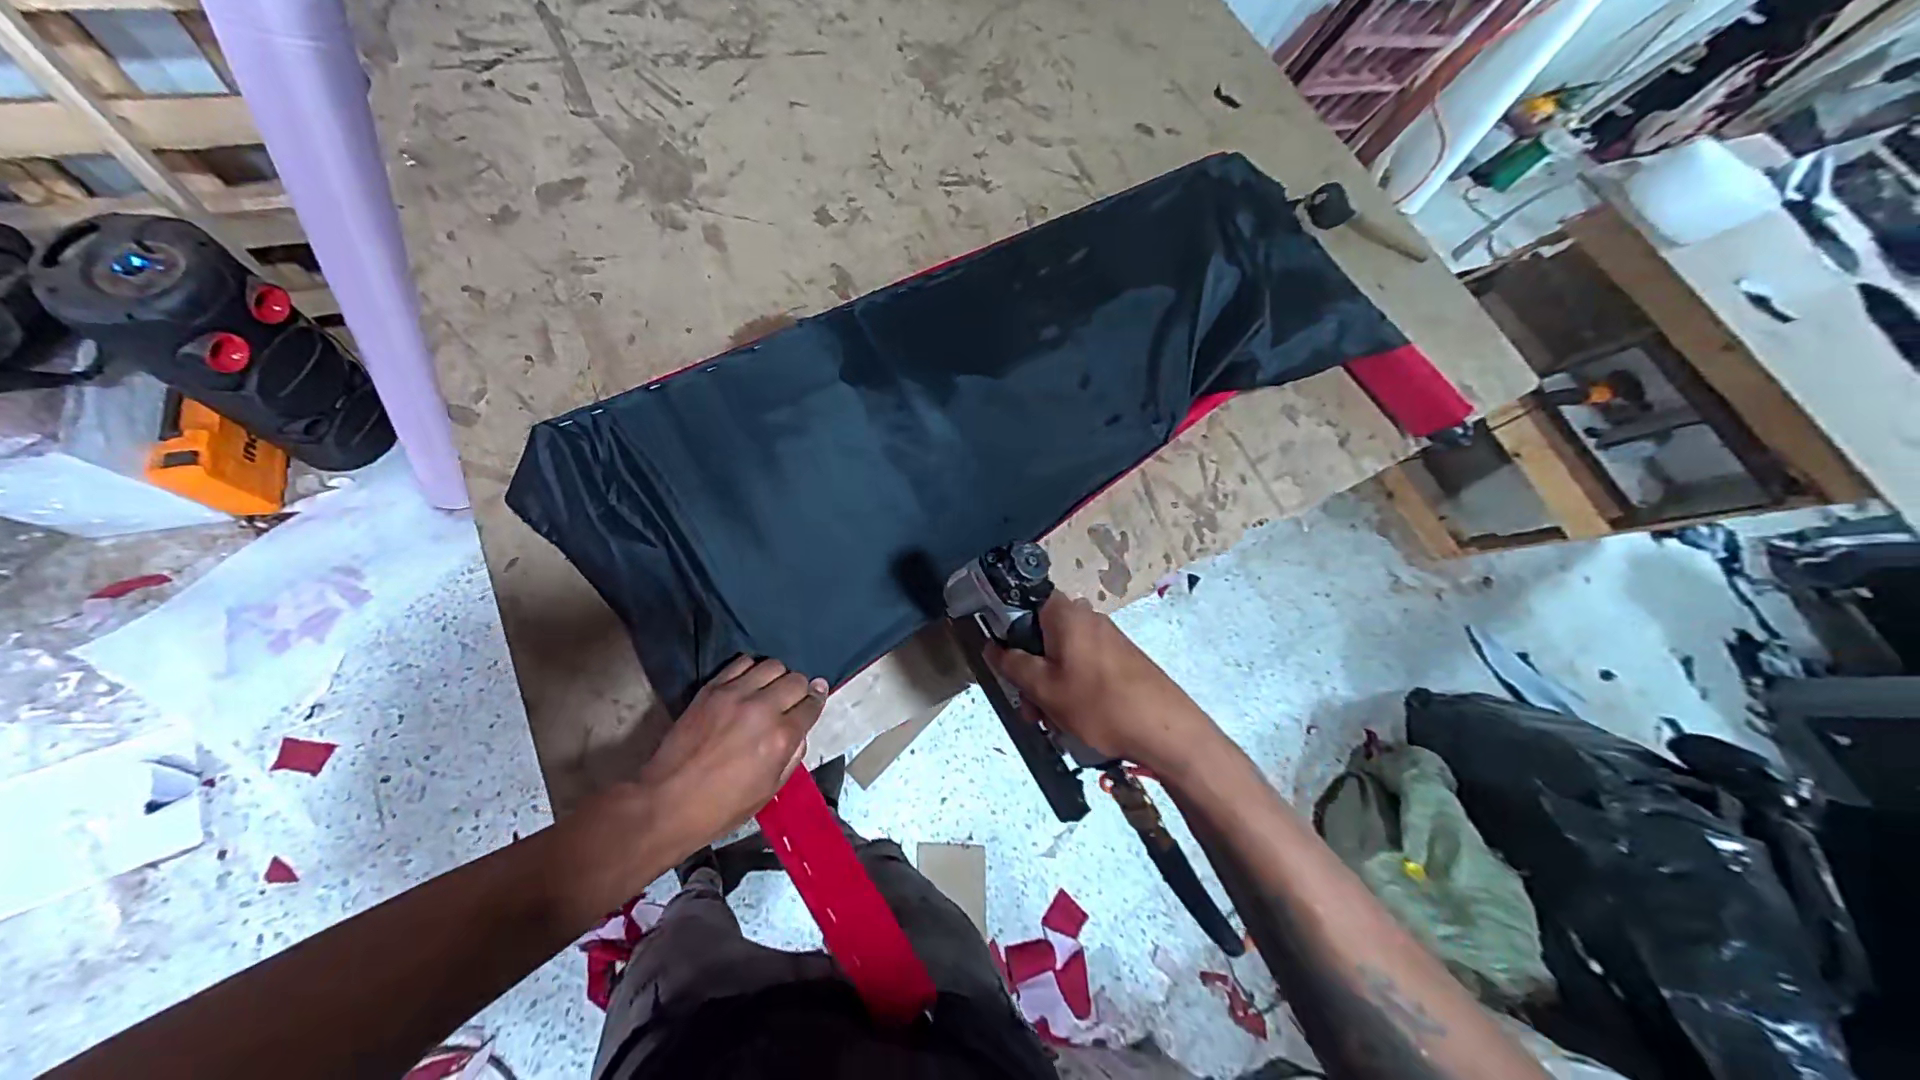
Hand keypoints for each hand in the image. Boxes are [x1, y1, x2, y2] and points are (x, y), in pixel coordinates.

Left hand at [635, 656, 827, 852]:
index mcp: (781, 737)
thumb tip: (799, 732)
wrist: (667, 801)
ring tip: (771, 689)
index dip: (818, 700)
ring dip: (778, 676)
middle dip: (801, 689)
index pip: (811, 704)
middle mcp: (762, 709)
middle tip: (793, 700)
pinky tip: (749, 683)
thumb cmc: (722, 806)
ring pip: (772, 665)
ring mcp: (735, 695)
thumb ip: (792, 756)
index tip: (817, 697)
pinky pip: (742, 663)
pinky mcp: (711, 689)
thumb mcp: (770, 790)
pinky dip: (752, 669)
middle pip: (796, 680)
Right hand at [984, 594, 1225, 782]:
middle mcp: (1087, 618)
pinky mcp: (1122, 660)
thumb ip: (1012, 664)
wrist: (1165, 730)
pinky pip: (1084, 668)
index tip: (1005, 663)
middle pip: (1043, 637)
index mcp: (1066, 614)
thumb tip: (992, 647)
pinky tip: (1077, 720)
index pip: (1023, 605)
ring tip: (1054, 723)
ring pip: (1063, 658)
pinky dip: (1074, 691)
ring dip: (1051, 688)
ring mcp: (1108, 639)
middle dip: (1031, 674)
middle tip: (1031, 709)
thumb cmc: (1098, 704)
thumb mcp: (1043, 688)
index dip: (1008, 632)